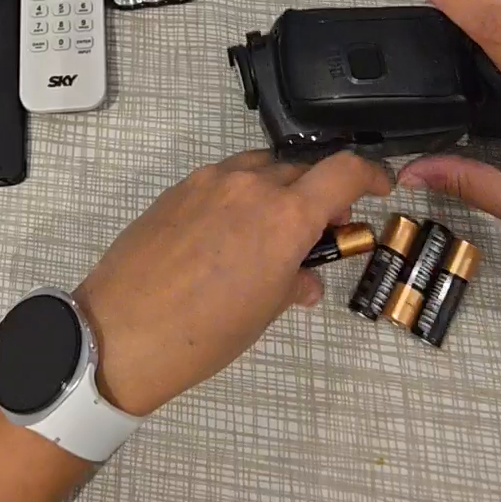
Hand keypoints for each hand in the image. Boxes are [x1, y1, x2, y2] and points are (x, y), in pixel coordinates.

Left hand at [73, 150, 390, 415]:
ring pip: (261, 168)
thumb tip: (304, 277)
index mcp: (285, 216)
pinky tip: (228, 232)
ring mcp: (210, 181)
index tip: (379, 188)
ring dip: (279, 190)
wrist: (122, 330)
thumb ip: (294, 280)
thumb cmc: (205, 333)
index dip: (371, 175)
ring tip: (270, 231)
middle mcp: (251, 185)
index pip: (344, 172)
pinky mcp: (180, 187)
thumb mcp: (264, 311)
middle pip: (302, 171)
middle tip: (318, 233)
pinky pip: (225, 178)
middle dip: (320, 196)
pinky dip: (242, 194)